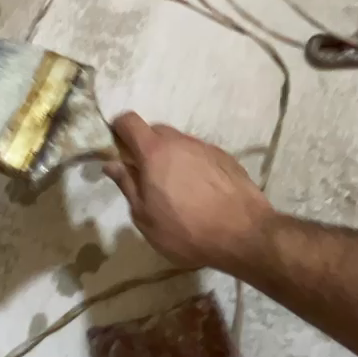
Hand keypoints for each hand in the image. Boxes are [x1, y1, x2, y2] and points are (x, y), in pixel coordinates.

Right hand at [104, 112, 273, 271]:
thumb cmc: (186, 230)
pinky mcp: (225, 157)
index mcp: (154, 151)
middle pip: (154, 131)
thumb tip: (112, 163)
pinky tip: (201, 192)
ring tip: (177, 189)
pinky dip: (193, 165)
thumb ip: (127, 185)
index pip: (129, 121)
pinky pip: (199, 154)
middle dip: (145, 147)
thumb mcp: (145, 217)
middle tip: (147, 177)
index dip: (118, 129)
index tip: (117, 150)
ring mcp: (204, 147)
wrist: (245, 235)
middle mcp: (179, 141)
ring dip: (171, 157)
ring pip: (178, 143)